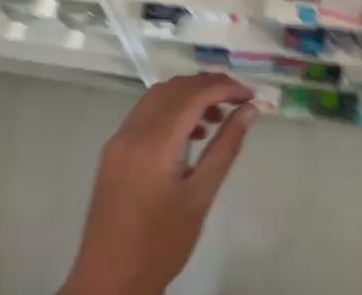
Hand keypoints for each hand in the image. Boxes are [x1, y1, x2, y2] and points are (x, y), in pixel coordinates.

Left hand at [59, 73, 256, 294]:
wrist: (110, 281)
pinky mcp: (113, 152)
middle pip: (174, 88)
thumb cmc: (161, 244)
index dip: (225, 87)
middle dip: (208, 86)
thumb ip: (225, 147)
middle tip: (239, 101)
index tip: (251, 96)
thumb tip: (249, 111)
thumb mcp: (200, 197)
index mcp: (154, 143)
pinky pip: (144, 114)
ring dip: (188, 96)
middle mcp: (131, 131)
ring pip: (157, 97)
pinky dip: (170, 111)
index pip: (193, 94)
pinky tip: (190, 135)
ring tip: (217, 119)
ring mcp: (118, 140)